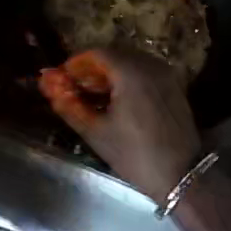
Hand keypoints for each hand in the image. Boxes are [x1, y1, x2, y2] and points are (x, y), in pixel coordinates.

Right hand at [39, 49, 201, 203]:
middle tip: (73, 89)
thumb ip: (69, 105)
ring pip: (129, 63)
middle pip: (113, 55)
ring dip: (108, 74)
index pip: (96, 54)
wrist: (182, 176)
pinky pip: (144, 72)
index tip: (60, 80)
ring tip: (92, 97)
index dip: (75, 64)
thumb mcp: (96, 132)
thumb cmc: (135, 154)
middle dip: (91, 69)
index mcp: (131, 71)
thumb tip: (48, 86)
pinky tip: (116, 101)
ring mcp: (165, 74)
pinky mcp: (174, 86)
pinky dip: (126, 80)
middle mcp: (150, 64)